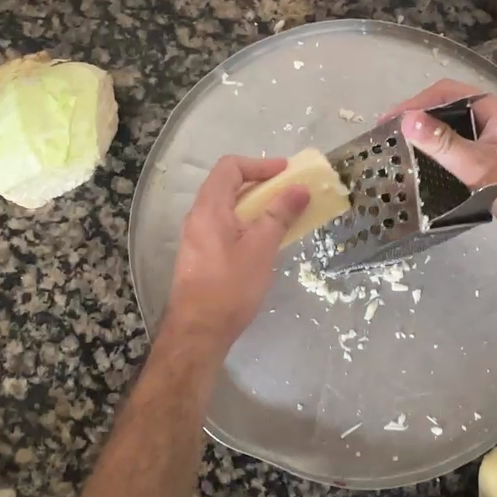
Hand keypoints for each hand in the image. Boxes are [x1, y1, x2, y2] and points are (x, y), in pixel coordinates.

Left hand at [166, 156, 310, 353]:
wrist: (199, 333)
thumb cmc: (230, 286)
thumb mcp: (262, 247)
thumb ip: (280, 213)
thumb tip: (300, 188)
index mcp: (209, 208)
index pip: (230, 167)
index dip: (260, 164)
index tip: (287, 172)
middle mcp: (198, 217)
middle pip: (228, 185)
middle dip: (261, 183)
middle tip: (289, 191)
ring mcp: (197, 237)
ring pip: (228, 208)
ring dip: (256, 205)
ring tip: (283, 213)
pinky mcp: (201, 256)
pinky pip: (226, 226)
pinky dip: (247, 223)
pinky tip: (265, 240)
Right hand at [384, 80, 496, 260]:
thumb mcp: (482, 168)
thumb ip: (443, 144)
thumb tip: (406, 119)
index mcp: (496, 110)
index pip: (446, 93)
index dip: (413, 104)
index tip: (384, 124)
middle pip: (453, 112)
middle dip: (422, 124)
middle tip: (391, 144)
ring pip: (463, 136)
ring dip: (436, 145)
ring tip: (407, 161)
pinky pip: (473, 157)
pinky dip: (452, 163)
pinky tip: (438, 181)